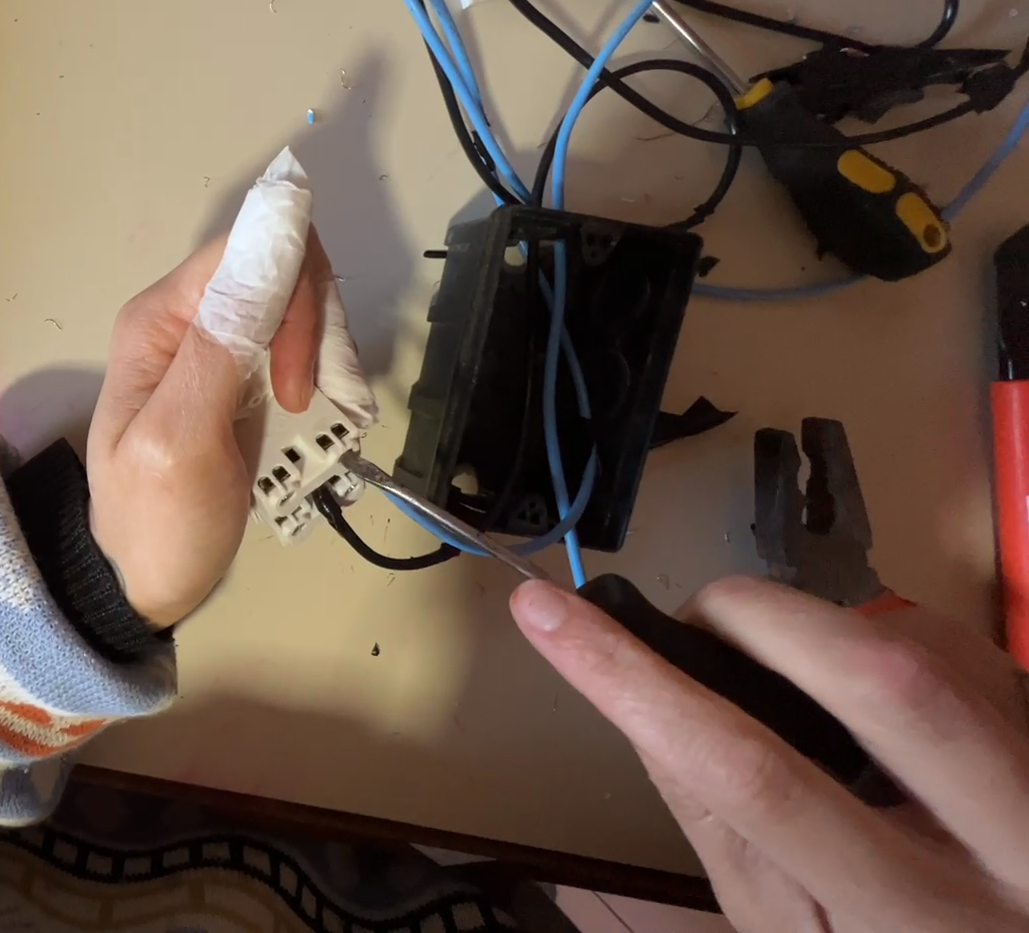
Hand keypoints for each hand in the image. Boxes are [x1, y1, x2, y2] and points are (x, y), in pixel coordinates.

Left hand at [85, 231, 337, 627]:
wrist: (145, 576)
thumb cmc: (157, 520)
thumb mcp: (181, 437)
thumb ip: (220, 342)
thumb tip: (269, 238)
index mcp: (157, 321)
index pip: (244, 251)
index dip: (293, 289)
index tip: (302, 369)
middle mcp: (179, 317)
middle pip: (274, 268)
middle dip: (312, 322)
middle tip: (313, 395)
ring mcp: (206, 341)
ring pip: (290, 299)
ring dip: (321, 345)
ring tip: (315, 406)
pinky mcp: (232, 368)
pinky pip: (289, 334)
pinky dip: (317, 362)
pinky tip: (315, 402)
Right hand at [512, 575, 1028, 930]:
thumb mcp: (778, 926)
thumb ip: (710, 816)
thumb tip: (633, 687)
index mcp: (919, 925)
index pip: (747, 773)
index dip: (630, 676)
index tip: (542, 608)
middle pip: (882, 681)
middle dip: (750, 618)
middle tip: (695, 624)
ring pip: (927, 647)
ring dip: (813, 626)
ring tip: (782, 671)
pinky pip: (967, 647)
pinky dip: (881, 634)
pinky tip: (861, 684)